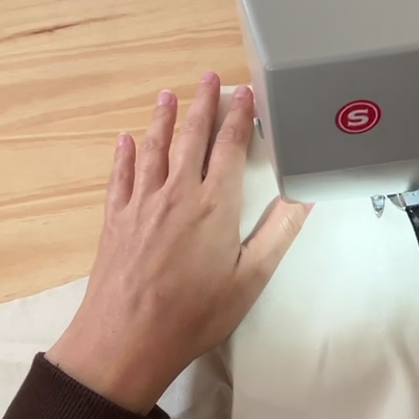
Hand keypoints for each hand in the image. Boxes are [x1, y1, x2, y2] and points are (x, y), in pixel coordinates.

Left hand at [47, 73, 309, 412]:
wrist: (126, 340)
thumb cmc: (195, 313)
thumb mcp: (250, 279)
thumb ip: (278, 233)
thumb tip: (303, 195)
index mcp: (214, 205)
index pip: (229, 147)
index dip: (240, 117)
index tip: (245, 93)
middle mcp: (176, 193)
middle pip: (190, 137)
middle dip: (202, 104)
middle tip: (208, 77)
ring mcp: (141, 204)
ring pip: (153, 149)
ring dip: (162, 119)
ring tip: (168, 96)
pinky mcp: (115, 220)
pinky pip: (120, 176)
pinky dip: (123, 155)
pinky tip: (124, 140)